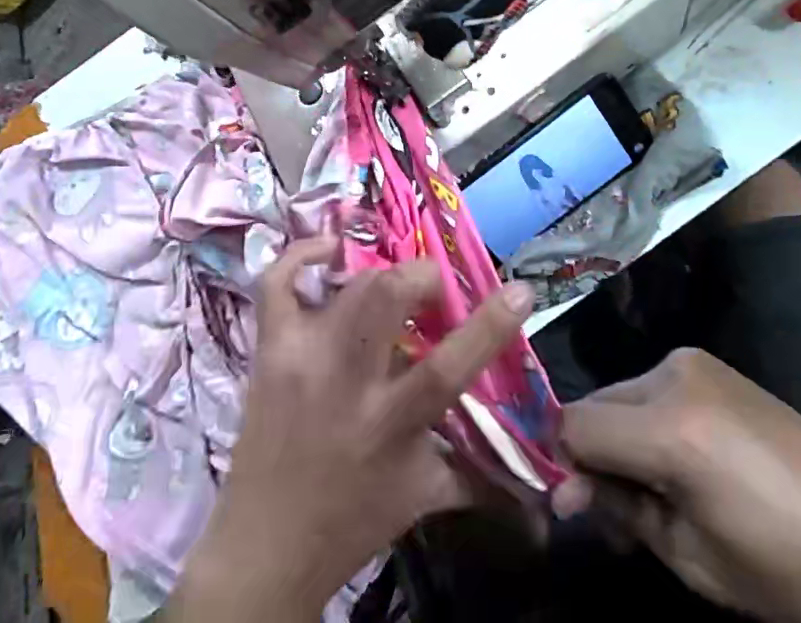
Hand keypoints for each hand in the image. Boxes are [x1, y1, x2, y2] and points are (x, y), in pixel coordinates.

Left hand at [174, 237, 536, 620]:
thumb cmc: (352, 521)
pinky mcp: (269, 349)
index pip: (447, 365)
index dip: (490, 323)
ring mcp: (301, 357)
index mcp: (392, 422)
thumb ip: (484, 472)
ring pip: (350, 286)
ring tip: (399, 289)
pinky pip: (276, 283)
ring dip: (385, 274)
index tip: (521, 291)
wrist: (263, 548)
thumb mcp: (426, 494)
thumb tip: (538, 466)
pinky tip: (330, 253)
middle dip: (425, 277)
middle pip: (387, 297)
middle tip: (439, 293)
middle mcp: (345, 382)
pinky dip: (300, 255)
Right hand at [552, 348, 800, 621]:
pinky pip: (650, 391)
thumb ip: (618, 506)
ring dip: (615, 438)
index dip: (560, 466)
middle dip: (587, 452)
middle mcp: (674, 375)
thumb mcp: (686, 554)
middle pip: (594, 405)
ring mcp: (693, 362)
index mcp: (669, 427)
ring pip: (620, 397)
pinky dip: (642, 423)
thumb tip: (567, 488)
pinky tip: (670, 462)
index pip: (573, 426)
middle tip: (604, 509)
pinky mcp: (709, 365)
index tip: (568, 506)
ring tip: (644, 490)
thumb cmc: (779, 561)